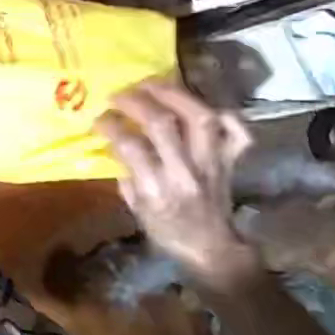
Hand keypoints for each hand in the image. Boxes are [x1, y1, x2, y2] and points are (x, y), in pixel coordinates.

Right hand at [96, 79, 263, 294]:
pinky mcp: (230, 161)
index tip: (98, 118)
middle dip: (137, 101)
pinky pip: (236, 131)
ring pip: (200, 117)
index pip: (130, 145)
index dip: (110, 125)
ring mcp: (212, 163)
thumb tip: (115, 144)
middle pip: (163, 123)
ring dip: (175, 94)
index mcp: (156, 187)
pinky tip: (202, 107)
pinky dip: (223, 115)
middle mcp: (186, 171)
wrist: (212, 250)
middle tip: (120, 94)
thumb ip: (127, 174)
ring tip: (153, 84)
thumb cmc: (167, 232)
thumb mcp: (136, 208)